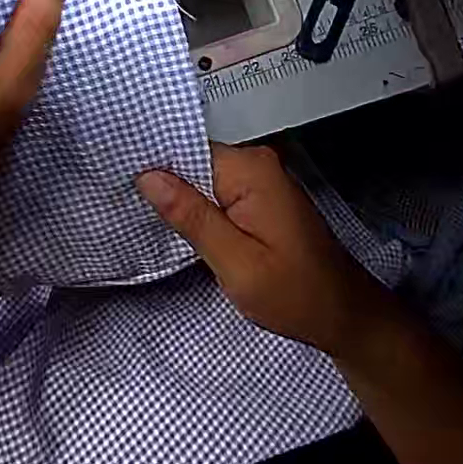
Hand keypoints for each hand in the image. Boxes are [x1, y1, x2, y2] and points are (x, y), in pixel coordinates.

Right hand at [137, 143, 391, 356]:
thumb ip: (192, 217)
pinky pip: (216, 187)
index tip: (119, 179)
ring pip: (201, 174)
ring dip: (180, 196)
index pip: (186, 149)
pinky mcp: (259, 192)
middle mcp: (256, 161)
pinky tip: (182, 223)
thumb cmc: (295, 294)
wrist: (343, 314)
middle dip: (164, 182)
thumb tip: (149, 177)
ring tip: (149, 215)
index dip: (154, 166)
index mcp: (250, 169)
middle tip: (127, 202)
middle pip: (192, 158)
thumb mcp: (237, 263)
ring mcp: (259, 176)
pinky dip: (198, 204)